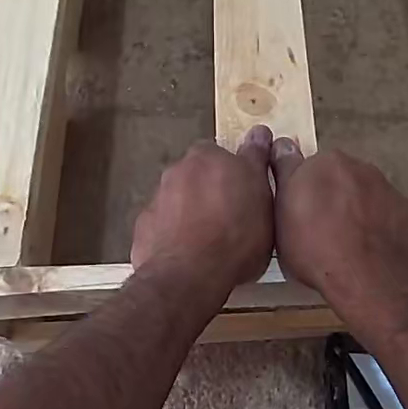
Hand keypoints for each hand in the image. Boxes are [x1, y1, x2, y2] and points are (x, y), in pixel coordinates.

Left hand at [131, 126, 274, 291]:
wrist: (189, 275)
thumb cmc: (237, 234)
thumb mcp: (264, 195)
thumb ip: (258, 161)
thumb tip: (259, 133)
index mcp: (209, 157)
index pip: (225, 153)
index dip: (237, 172)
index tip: (247, 192)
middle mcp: (179, 170)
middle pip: (200, 174)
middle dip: (214, 189)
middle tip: (233, 215)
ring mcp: (157, 198)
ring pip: (181, 198)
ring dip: (194, 210)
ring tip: (212, 239)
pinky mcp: (144, 227)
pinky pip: (165, 224)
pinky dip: (176, 232)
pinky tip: (190, 252)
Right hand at [270, 139, 407, 295]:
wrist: (368, 277)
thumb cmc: (318, 247)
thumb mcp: (281, 211)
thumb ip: (284, 171)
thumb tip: (283, 146)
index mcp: (328, 162)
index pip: (311, 167)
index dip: (304, 192)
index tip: (300, 213)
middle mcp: (361, 168)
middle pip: (341, 180)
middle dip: (333, 199)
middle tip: (321, 230)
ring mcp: (388, 189)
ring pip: (366, 197)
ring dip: (357, 213)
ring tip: (346, 244)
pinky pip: (389, 215)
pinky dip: (380, 227)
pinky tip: (370, 249)